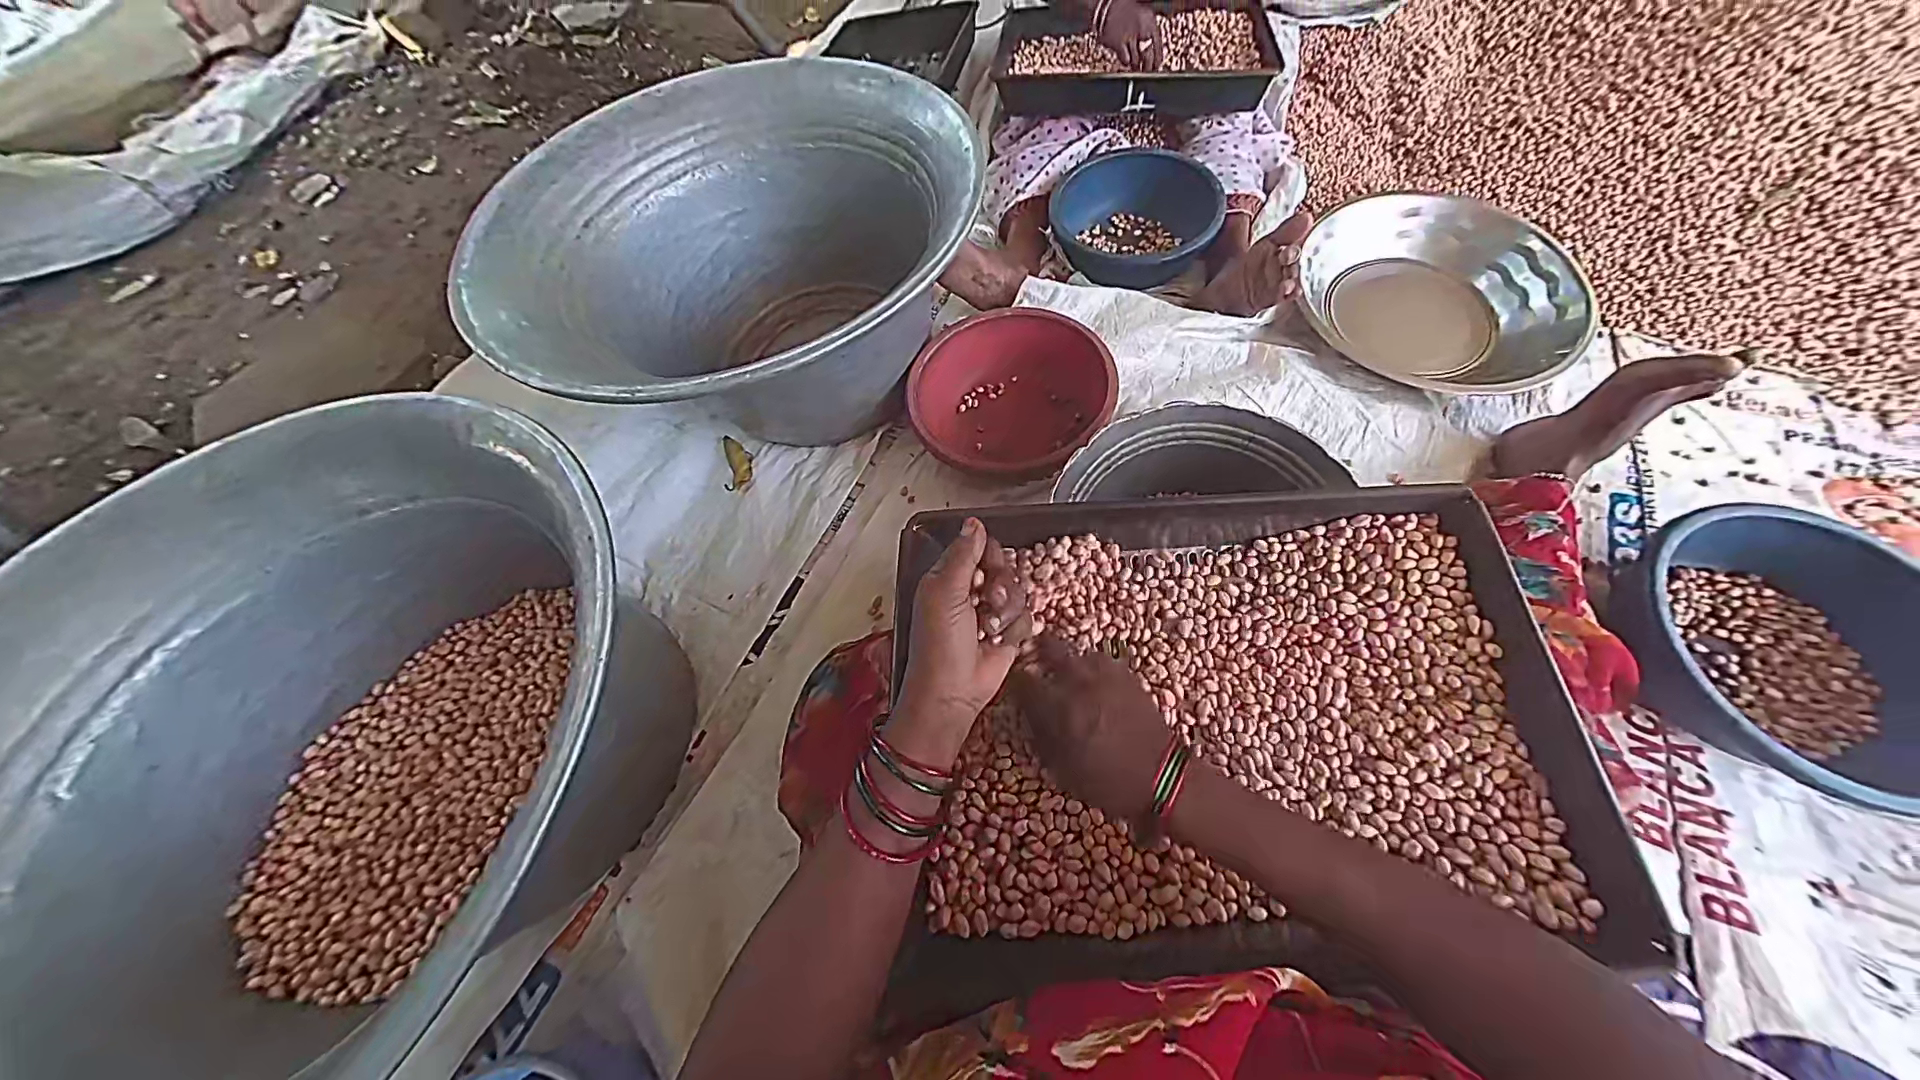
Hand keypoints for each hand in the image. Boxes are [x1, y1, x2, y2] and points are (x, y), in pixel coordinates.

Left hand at [894, 519, 1032, 755]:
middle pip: (1005, 568)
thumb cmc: (939, 643)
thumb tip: (973, 522)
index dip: (989, 557)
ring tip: (990, 628)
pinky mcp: (1009, 632)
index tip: (986, 571)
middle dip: (1002, 585)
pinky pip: (1027, 617)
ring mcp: (992, 612)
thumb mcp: (945, 591)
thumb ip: (962, 555)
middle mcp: (972, 591)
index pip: (980, 548)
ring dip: (1008, 611)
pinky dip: (1014, 630)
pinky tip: (998, 642)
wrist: (952, 691)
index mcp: (950, 577)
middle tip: (990, 601)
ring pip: (1020, 591)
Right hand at [1011, 635, 1171, 828]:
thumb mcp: (1063, 770)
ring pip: (1078, 652)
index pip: (1024, 681)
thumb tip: (1028, 716)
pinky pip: (1101, 660)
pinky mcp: (1127, 676)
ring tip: (1062, 673)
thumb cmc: (1108, 783)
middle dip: (1036, 652)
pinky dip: (1091, 666)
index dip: (1013, 681)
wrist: (1164, 778)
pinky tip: (1091, 680)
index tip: (1012, 685)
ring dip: (1066, 659)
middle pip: (1050, 649)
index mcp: (1060, 708)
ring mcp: (1107, 675)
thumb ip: (1041, 738)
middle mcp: (1081, 683)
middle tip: (1032, 662)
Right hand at [1095, 0, 1160, 70]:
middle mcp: (1142, 28)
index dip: (1158, 58)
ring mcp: (1129, 36)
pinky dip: (1126, 61)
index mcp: (1150, 21)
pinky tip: (1125, 58)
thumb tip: (1153, 49)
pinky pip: (1125, 60)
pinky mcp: (1118, 44)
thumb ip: (1150, 30)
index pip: (1158, 45)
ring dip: (1136, 65)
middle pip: (1148, 56)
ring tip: (1135, 66)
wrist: (1107, 6)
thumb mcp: (1143, 15)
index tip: (1156, 66)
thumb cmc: (1125, 10)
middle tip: (1146, 70)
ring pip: (1136, 60)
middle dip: (1147, 66)